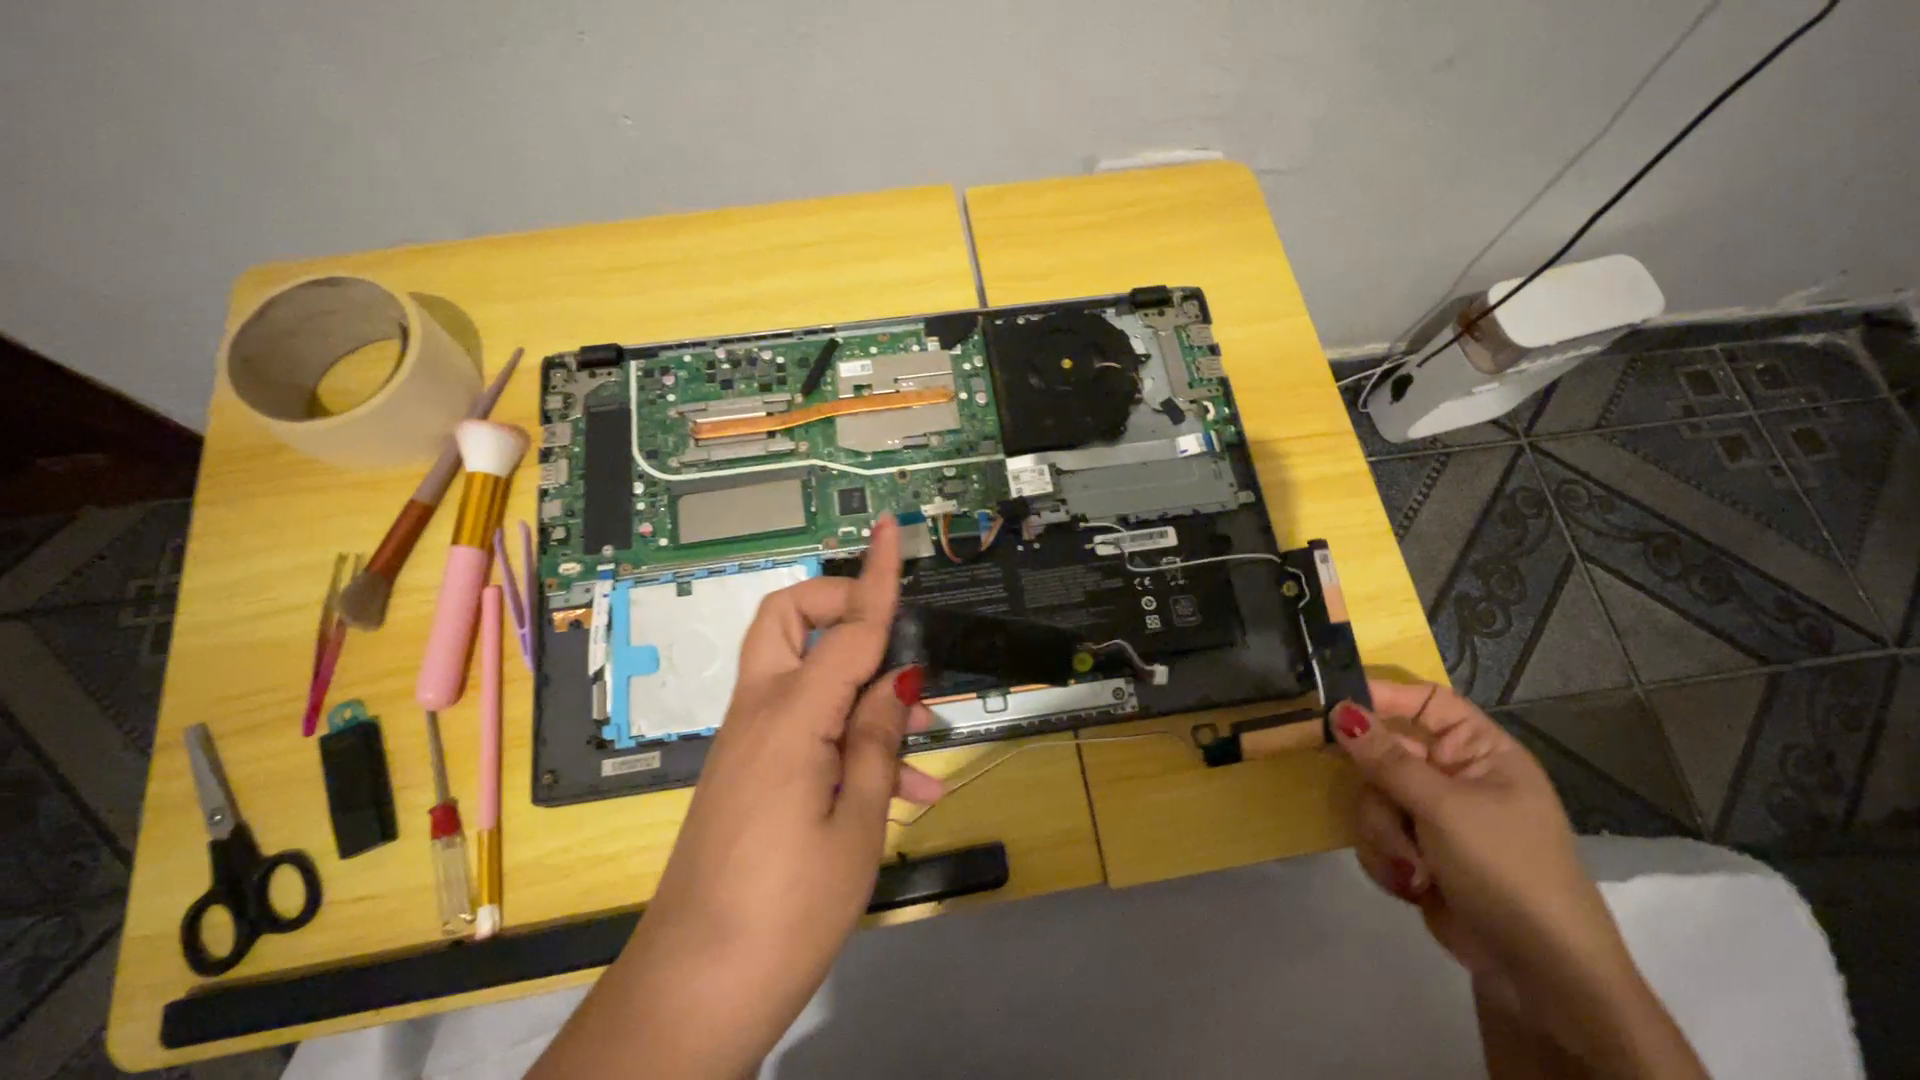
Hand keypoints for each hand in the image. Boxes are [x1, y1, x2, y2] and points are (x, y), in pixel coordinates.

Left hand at [531, 516, 941, 1079]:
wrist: (699, 983)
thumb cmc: (789, 908)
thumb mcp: (855, 825)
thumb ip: (874, 741)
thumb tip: (893, 681)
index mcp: (790, 718)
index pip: (847, 629)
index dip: (877, 578)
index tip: (892, 527)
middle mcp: (760, 713)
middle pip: (788, 621)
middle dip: (843, 610)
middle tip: (894, 643)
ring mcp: (748, 741)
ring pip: (803, 675)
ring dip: (863, 691)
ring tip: (927, 745)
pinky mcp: (748, 771)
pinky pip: (802, 726)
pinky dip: (848, 739)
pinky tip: (906, 792)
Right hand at [1337, 681, 1703, 1076]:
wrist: (1538, 970)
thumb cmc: (1505, 869)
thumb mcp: (1444, 808)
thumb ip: (1387, 759)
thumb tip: (1341, 709)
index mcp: (1481, 753)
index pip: (1426, 702)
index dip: (1384, 697)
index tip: (1333, 703)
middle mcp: (1456, 777)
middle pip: (1386, 755)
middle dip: (1380, 793)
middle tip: (1387, 813)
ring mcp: (1436, 818)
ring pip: (1374, 800)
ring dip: (1384, 836)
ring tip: (1414, 869)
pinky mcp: (1419, 853)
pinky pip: (1378, 836)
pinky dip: (1388, 860)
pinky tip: (1413, 886)